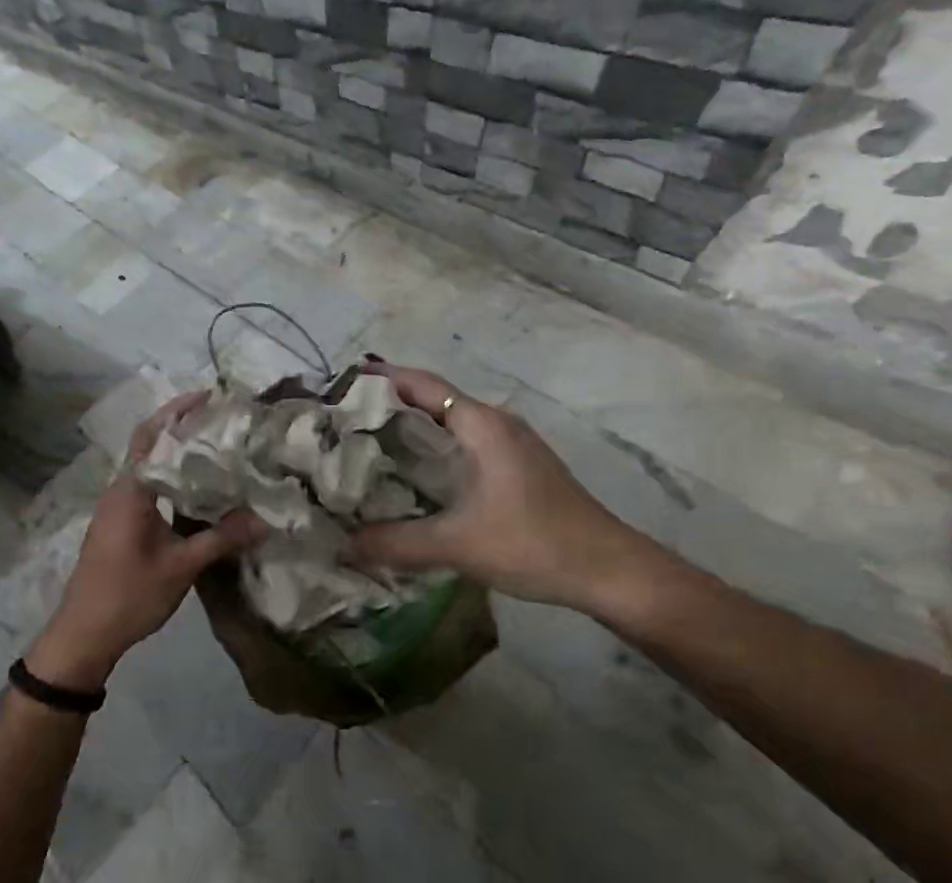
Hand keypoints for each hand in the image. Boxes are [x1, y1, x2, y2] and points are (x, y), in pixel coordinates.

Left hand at [26, 392, 265, 692]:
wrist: (83, 636)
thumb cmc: (129, 595)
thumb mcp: (181, 567)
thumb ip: (222, 538)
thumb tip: (266, 518)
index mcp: (131, 490)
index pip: (151, 435)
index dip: (177, 411)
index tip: (209, 396)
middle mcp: (120, 490)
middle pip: (150, 444)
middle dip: (181, 426)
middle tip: (222, 419)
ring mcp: (117, 507)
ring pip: (149, 467)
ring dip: (177, 452)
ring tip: (217, 447)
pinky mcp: (120, 524)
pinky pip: (149, 487)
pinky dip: (172, 477)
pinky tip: (199, 488)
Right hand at [350, 363, 678, 617]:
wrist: (610, 571)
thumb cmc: (535, 544)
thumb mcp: (459, 545)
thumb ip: (397, 543)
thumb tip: (344, 544)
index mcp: (481, 425)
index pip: (421, 384)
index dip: (381, 381)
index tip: (341, 391)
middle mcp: (495, 423)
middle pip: (431, 401)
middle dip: (387, 407)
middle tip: (342, 425)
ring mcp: (510, 444)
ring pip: (449, 425)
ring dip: (411, 431)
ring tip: (367, 450)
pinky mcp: (518, 467)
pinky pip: (464, 445)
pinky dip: (433, 451)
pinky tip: (414, 479)